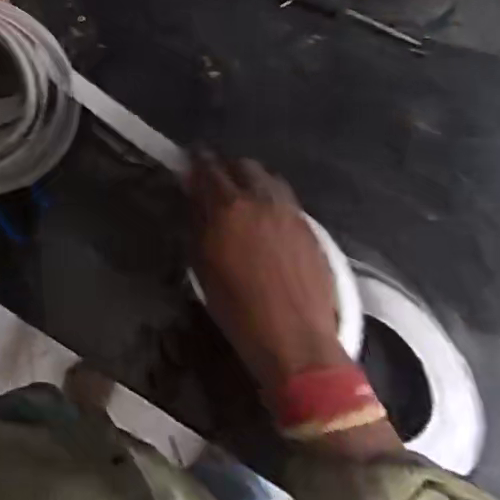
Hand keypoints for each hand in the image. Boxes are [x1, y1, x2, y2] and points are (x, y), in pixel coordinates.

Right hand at [191, 156, 347, 394]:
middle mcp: (260, 199)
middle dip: (226, 167)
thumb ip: (197, 221)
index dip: (196, 159)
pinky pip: (286, 198)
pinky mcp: (310, 227)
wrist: (295, 340)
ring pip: (268, 178)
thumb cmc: (236, 306)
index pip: (208, 166)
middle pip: (242, 165)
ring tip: (243, 194)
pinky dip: (271, 197)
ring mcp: (289, 211)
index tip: (189, 160)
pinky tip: (266, 215)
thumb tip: (193, 195)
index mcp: (227, 206)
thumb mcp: (202, 263)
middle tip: (216, 180)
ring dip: (252, 179)